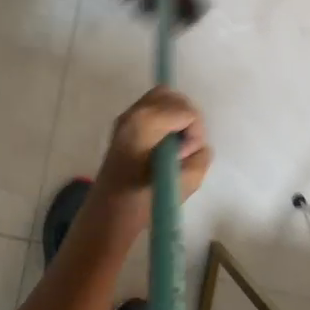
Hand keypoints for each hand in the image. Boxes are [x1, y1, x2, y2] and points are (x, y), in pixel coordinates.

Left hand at [85, 86, 211, 240]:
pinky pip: (151, 111)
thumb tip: (196, 145)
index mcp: (145, 123)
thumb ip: (200, 156)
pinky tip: (163, 147)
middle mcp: (133, 113)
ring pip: (161, 100)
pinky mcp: (124, 126)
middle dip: (186, 118)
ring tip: (174, 147)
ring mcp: (126, 118)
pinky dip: (164, 122)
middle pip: (171, 96)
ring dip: (175, 119)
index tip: (185, 154)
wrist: (109, 213)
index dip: (195, 132)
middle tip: (185, 146)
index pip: (186, 110)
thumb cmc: (145, 200)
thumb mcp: (185, 183)